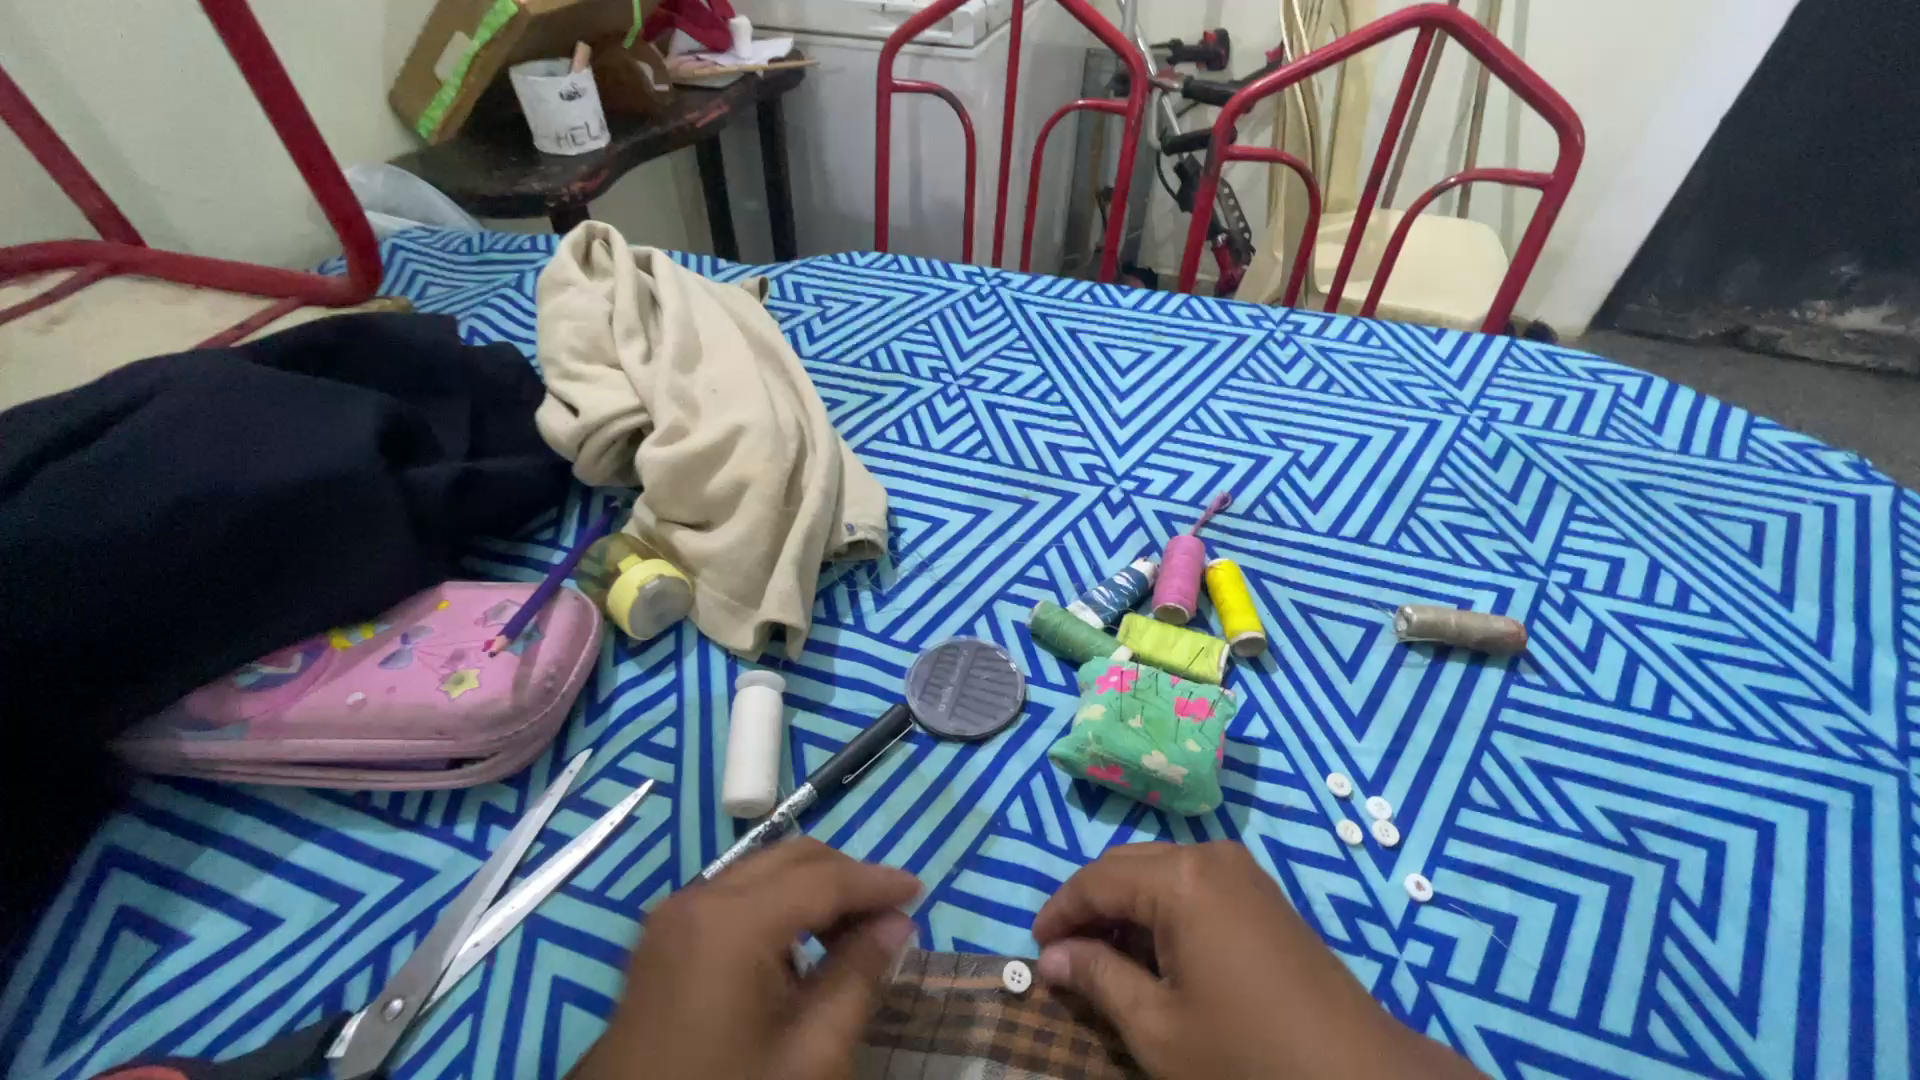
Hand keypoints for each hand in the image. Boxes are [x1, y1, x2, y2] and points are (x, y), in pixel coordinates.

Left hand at [572, 839, 918, 1079]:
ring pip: (762, 871)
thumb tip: (896, 923)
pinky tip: (798, 947)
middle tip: (888, 914)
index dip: (875, 883)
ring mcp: (673, 915)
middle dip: (846, 877)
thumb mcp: (809, 1057)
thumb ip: (858, 978)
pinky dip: (775, 905)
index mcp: (733, 922)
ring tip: (851, 932)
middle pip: (791, 859)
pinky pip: (733, 896)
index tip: (918, 891)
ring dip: (812, 889)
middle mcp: (699, 898)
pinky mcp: (662, 937)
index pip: (823, 880)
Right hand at [1032, 842, 1480, 1079]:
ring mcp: (1240, 870)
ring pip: (1158, 871)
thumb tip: (1050, 957)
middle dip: (1089, 906)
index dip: (1059, 912)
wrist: (1361, 1078)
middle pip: (1126, 866)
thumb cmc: (1247, 1056)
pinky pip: (1192, 883)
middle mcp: (1208, 855)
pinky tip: (1153, 951)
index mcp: (1179, 878)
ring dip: (1124, 906)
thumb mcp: (1157, 1027)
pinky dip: (1160, 909)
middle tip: (1063, 953)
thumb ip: (1097, 979)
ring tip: (1103, 956)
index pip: (1096, 880)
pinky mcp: (1261, 891)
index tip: (1034, 947)